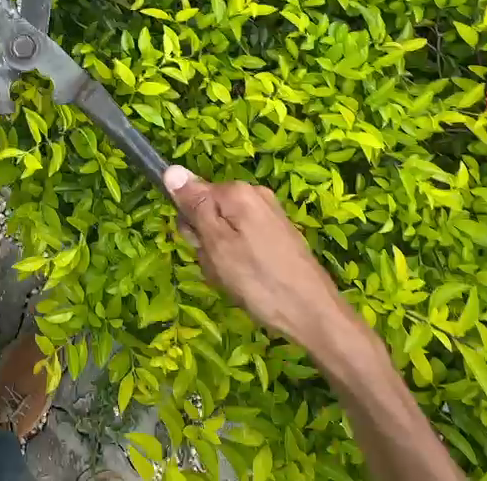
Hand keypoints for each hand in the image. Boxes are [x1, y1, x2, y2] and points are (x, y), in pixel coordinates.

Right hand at [162, 164, 353, 355]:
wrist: (315, 316)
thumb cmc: (259, 281)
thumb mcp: (217, 244)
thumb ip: (194, 206)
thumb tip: (171, 169)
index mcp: (237, 192)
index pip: (191, 196)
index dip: (191, 226)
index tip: (204, 250)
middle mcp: (255, 195)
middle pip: (209, 212)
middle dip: (207, 242)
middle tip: (220, 268)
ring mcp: (270, 215)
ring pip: (225, 230)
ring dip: (222, 256)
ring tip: (236, 280)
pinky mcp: (280, 235)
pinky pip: (245, 241)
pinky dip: (241, 261)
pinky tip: (250, 282)